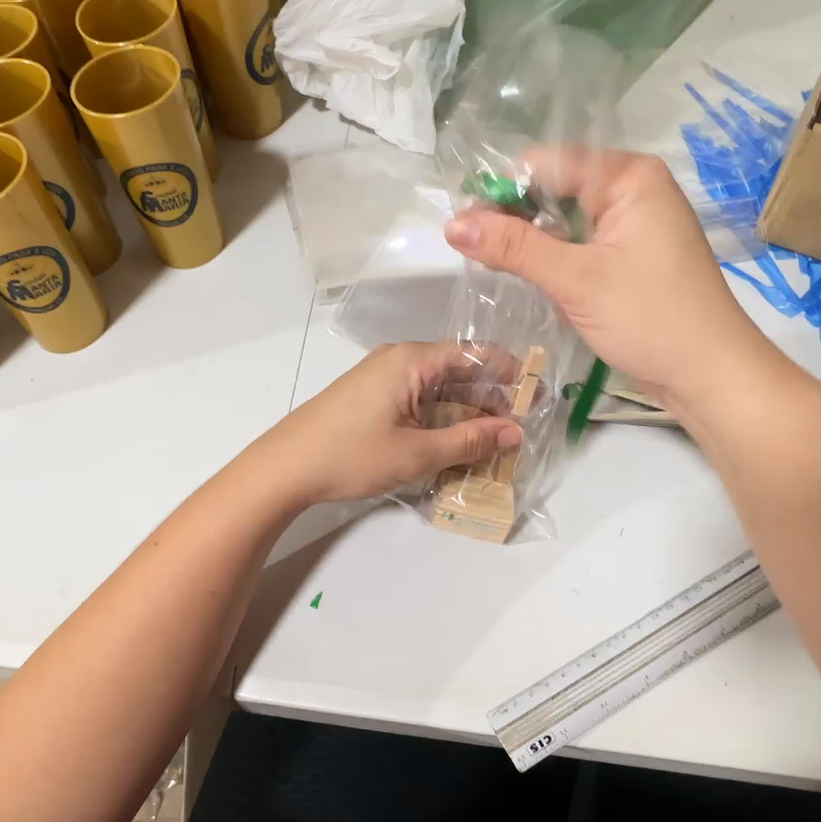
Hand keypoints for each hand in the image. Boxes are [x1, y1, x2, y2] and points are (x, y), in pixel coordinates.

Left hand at [249, 342, 522, 505]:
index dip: (511, 377)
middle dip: (491, 402)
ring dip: (466, 416)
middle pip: (460, 373)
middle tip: (519, 434)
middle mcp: (400, 360)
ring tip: (495, 446)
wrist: (284, 467)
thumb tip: (515, 432)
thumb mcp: (417, 452)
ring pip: (439, 391)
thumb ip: (469, 441)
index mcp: (413, 360)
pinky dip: (441, 421)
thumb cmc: (351, 455)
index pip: (477, 355)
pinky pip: (419, 402)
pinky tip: (456, 447)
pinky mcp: (372, 398)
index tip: (536, 403)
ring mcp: (383, 378)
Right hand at [443, 149, 786, 422]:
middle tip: (470, 246)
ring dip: (531, 240)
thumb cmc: (650, 318)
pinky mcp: (629, 256)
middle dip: (514, 215)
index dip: (502, 188)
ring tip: (491, 263)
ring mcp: (633, 224)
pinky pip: (579, 243)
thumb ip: (513, 248)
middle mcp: (633, 189)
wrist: (709, 374)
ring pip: (564, 219)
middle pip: (555, 187)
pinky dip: (553, 258)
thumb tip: (452, 224)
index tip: (462, 222)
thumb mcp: (575, 280)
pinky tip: (528, 277)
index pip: (548, 163)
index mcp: (629, 177)